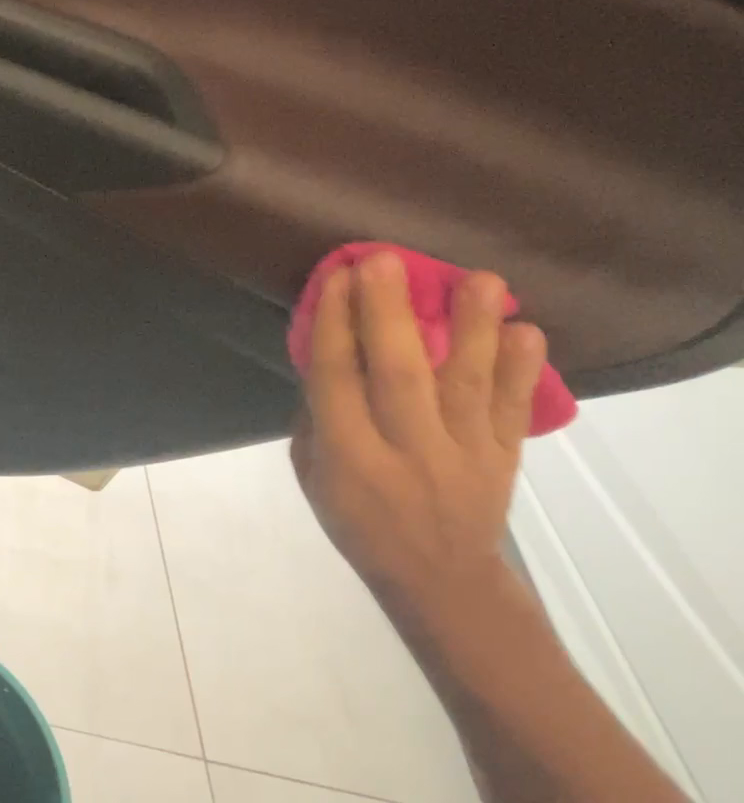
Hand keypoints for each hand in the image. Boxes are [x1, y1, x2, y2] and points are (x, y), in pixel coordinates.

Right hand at [291, 252, 547, 611]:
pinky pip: (514, 410)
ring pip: (467, 385)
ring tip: (478, 279)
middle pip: (398, 374)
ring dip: (472, 328)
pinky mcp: (505, 458)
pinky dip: (522, 369)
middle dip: (389, 313)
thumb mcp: (311, 473)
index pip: (336, 380)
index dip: (334, 326)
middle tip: (383, 260)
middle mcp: (406, 450)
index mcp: (347, 457)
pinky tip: (526, 330)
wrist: (439, 578)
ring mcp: (463, 454)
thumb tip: (327, 353)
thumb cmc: (355, 519)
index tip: (335, 277)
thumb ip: (317, 415)